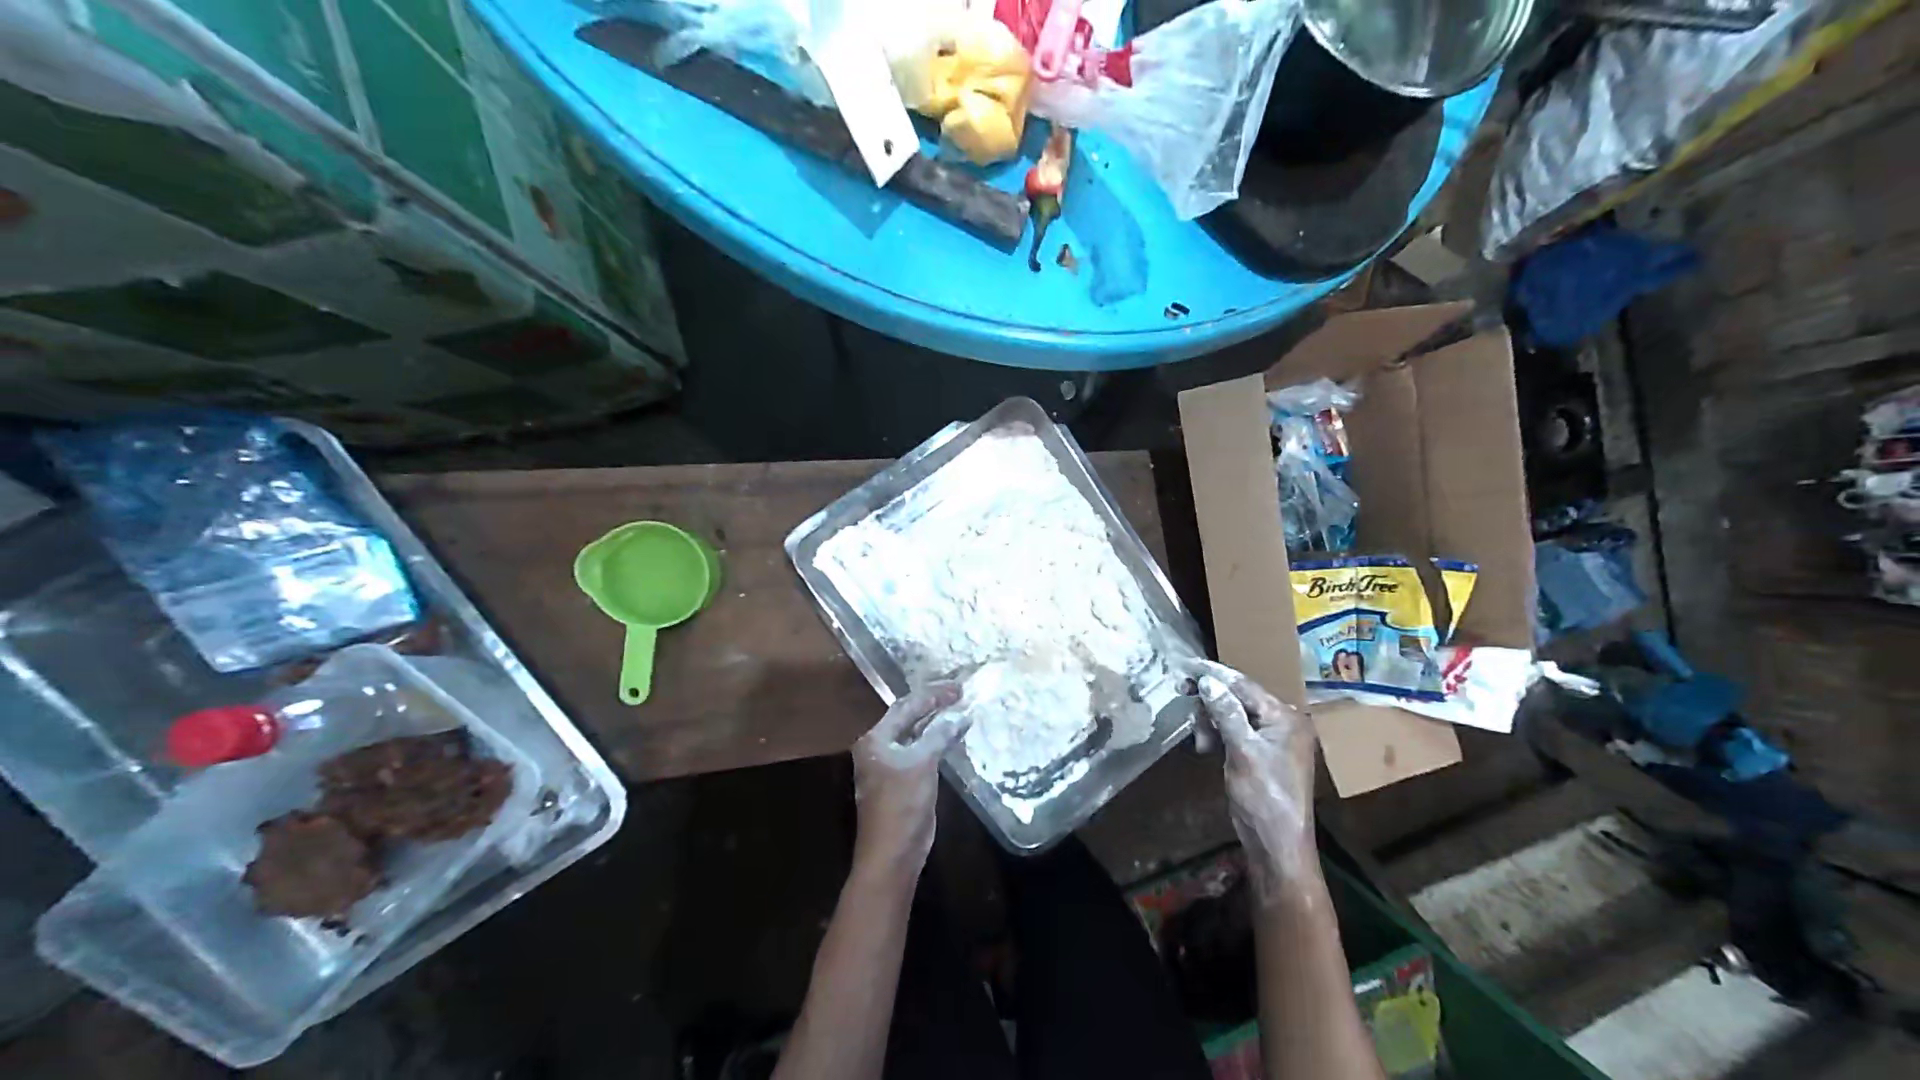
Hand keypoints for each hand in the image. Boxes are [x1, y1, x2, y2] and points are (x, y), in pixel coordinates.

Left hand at [851, 682, 967, 874]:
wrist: (892, 854)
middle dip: (934, 705)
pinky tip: (952, 737)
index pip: (905, 706)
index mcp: (876, 739)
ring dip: (935, 723)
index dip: (932, 695)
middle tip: (960, 694)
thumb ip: (939, 735)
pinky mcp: (901, 782)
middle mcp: (878, 748)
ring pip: (914, 735)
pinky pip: (919, 752)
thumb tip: (960, 714)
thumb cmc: (901, 804)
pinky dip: (935, 742)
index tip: (958, 687)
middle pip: (908, 718)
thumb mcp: (922, 763)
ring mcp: (888, 766)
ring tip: (959, 710)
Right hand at [1183, 659, 1320, 897]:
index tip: (1185, 664)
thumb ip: (1226, 713)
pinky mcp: (1260, 755)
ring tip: (1199, 740)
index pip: (1244, 685)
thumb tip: (1208, 682)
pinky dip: (1217, 734)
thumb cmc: (1264, 797)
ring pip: (1233, 714)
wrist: (1277, 844)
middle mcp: (1282, 723)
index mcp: (1285, 718)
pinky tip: (1204, 746)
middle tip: (1182, 695)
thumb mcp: (1243, 752)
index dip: (1214, 674)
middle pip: (1238, 697)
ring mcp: (1272, 740)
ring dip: (1211, 721)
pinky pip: (1234, 731)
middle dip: (1210, 699)